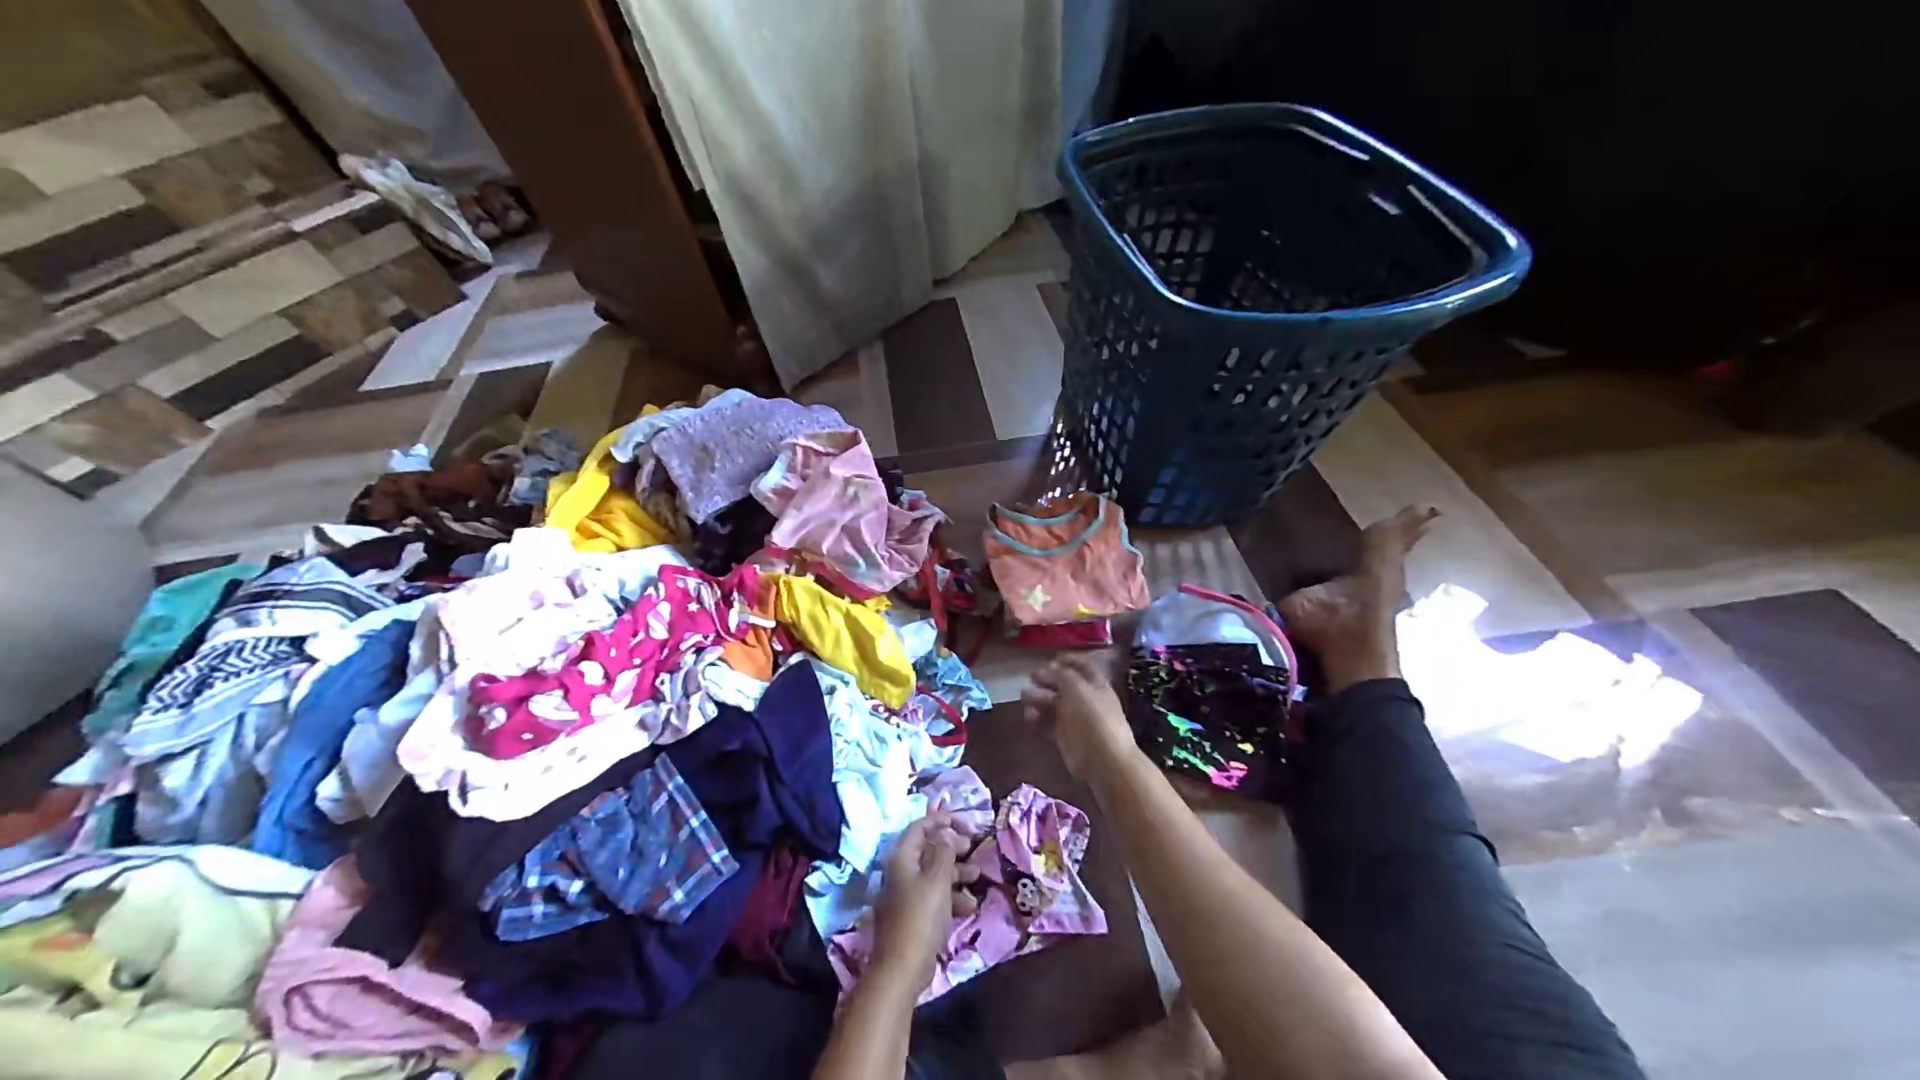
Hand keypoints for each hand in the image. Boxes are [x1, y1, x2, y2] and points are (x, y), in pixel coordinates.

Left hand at [871, 811, 980, 991]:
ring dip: (955, 872)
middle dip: (951, 847)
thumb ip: (944, 852)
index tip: (963, 822)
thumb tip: (945, 833)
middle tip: (971, 847)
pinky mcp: (912, 915)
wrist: (902, 969)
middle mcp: (900, 872)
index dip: (940, 820)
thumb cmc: (921, 917)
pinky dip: (950, 897)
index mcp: (901, 858)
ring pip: (933, 874)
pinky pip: (933, 896)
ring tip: (977, 876)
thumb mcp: (937, 880)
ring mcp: (905, 894)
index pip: (919, 828)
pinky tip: (968, 906)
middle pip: (927, 850)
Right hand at [1021, 653, 1137, 781]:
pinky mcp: (1064, 737)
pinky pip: (1047, 724)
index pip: (1083, 667)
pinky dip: (1037, 721)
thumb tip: (1049, 668)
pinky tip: (1028, 719)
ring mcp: (1074, 719)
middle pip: (1064, 686)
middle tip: (1031, 678)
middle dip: (1047, 680)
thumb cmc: (1093, 718)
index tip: (1051, 658)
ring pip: (1053, 705)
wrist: (1103, 759)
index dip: (1069, 660)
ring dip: (1038, 699)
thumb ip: (1062, 675)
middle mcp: (1085, 700)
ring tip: (1024, 698)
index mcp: (1095, 685)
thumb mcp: (1077, 688)